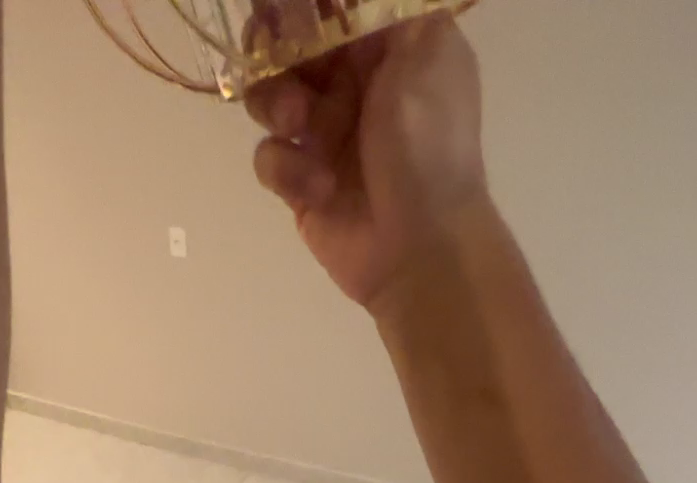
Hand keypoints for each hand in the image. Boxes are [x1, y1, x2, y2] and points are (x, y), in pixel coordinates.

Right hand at [245, 12, 486, 309]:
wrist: (420, 246)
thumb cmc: (429, 143)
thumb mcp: (426, 48)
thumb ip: (386, 5)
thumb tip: (341, 0)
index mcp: (385, 47)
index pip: (329, 7)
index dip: (298, 4)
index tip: (281, 7)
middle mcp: (351, 86)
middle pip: (287, 45)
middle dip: (272, 44)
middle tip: (275, 54)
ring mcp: (322, 137)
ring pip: (268, 97)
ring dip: (273, 102)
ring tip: (296, 122)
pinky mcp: (300, 184)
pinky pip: (270, 158)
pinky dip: (286, 169)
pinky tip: (317, 188)